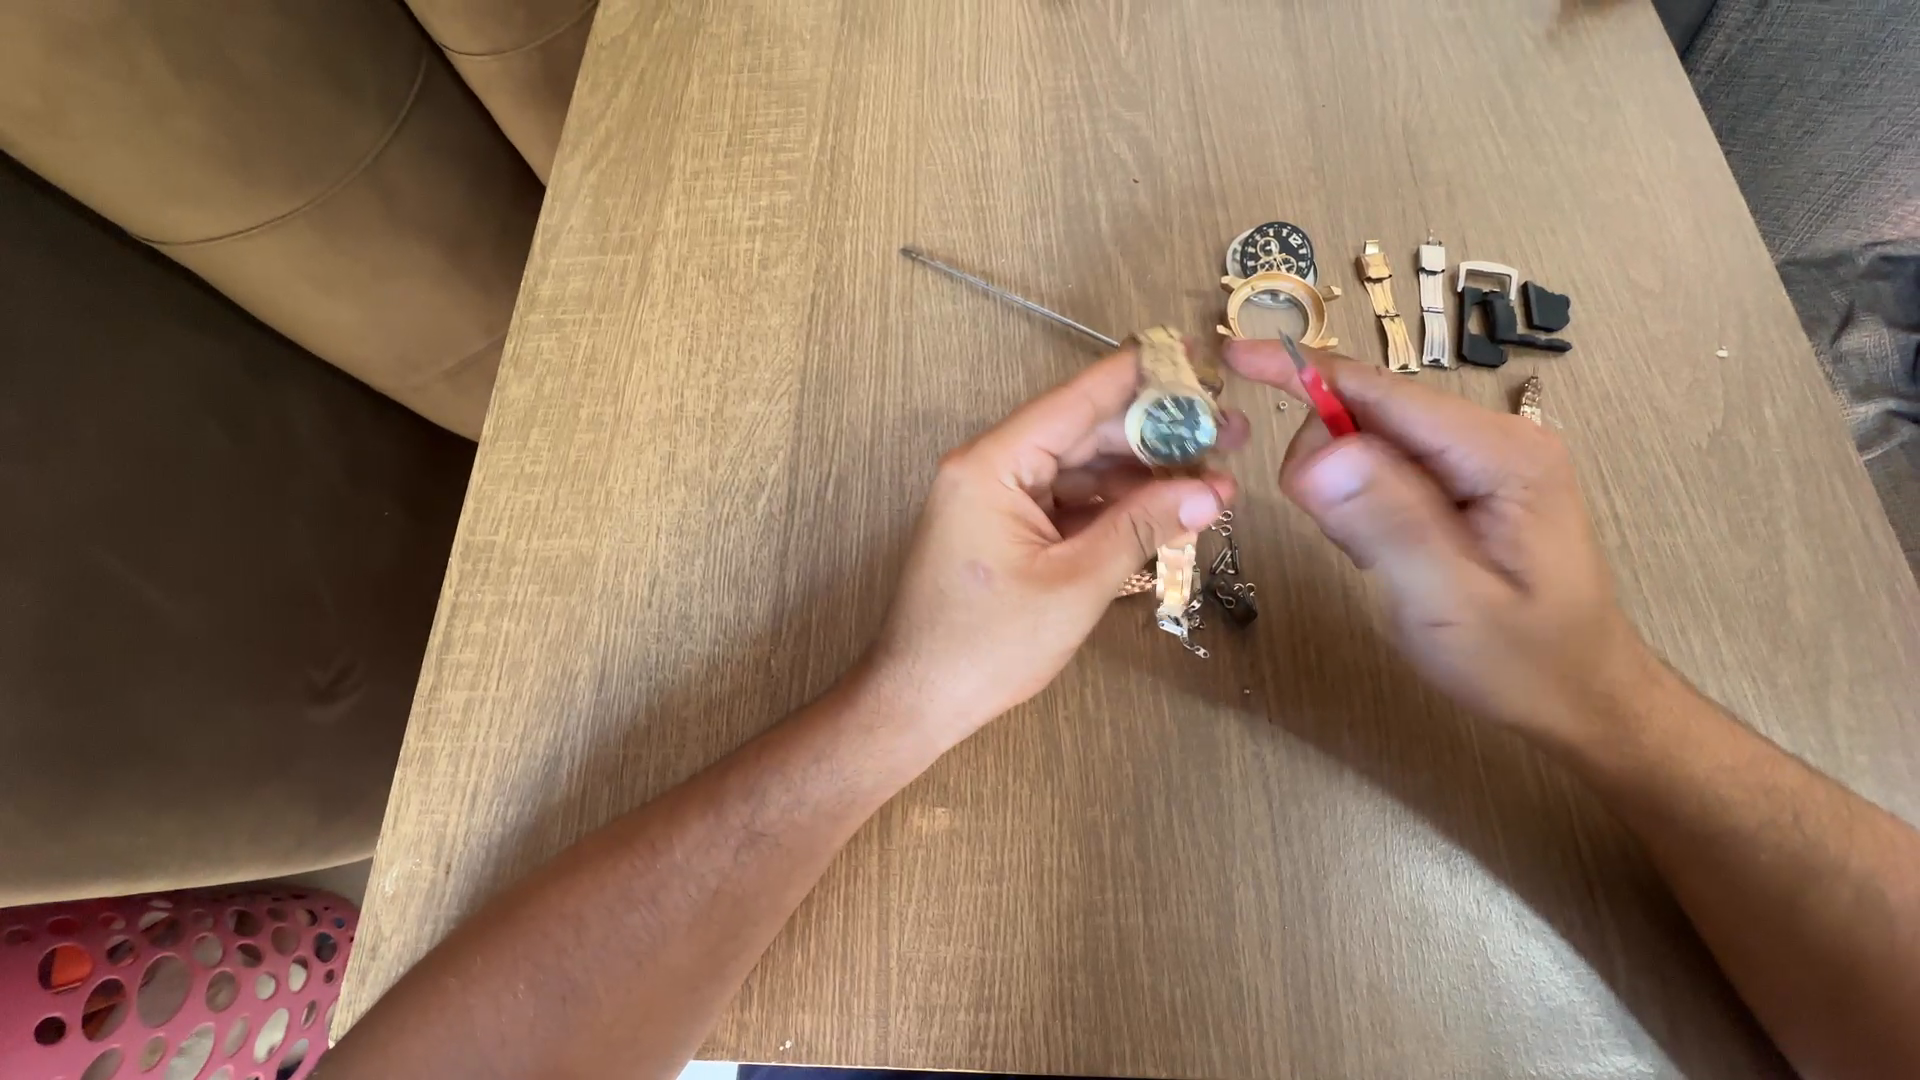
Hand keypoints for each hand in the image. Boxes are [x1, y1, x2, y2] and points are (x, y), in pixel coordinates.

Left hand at [863, 349, 1242, 740]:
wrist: (920, 700)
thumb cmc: (987, 646)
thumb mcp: (1075, 584)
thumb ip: (1142, 528)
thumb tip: (1212, 492)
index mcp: (992, 465)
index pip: (1076, 400)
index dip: (1141, 376)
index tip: (1199, 357)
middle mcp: (990, 469)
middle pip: (1083, 434)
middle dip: (1156, 436)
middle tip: (1230, 435)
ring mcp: (995, 501)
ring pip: (1079, 470)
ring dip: (1140, 476)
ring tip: (1211, 482)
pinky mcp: (1004, 530)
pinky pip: (1066, 504)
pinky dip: (1111, 509)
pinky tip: (1163, 512)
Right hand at [1224, 340, 1649, 742]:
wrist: (1577, 697)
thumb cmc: (1520, 660)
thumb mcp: (1447, 601)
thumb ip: (1385, 524)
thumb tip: (1315, 457)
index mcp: (1498, 452)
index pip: (1380, 390)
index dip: (1302, 370)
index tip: (1234, 358)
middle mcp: (1489, 439)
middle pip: (1364, 413)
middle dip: (1324, 465)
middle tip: (1340, 539)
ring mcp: (1472, 460)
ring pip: (1362, 443)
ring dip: (1338, 494)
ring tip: (1369, 556)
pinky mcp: (1457, 484)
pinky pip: (1375, 471)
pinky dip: (1353, 505)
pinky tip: (1379, 550)